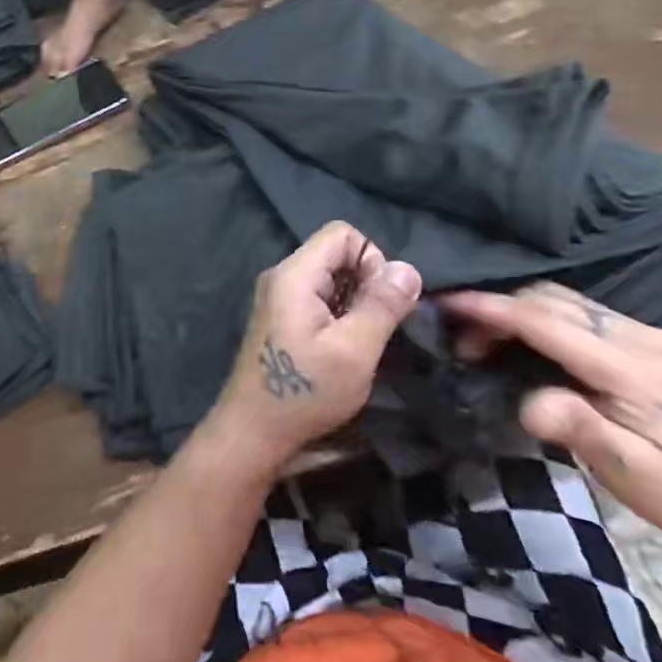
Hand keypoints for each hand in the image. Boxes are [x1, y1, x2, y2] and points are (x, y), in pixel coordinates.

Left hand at [204, 222, 421, 470]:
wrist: (254, 428)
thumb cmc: (304, 391)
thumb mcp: (354, 350)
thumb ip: (381, 305)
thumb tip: (408, 268)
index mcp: (293, 274)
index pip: (341, 233)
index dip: (372, 259)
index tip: (381, 302)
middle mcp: (281, 277)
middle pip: (336, 254)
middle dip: (367, 282)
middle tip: (375, 327)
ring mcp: (278, 298)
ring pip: (330, 279)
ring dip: (355, 303)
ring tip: (360, 341)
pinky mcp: (280, 318)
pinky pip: (318, 299)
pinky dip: (339, 315)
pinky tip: (343, 349)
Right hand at [440, 283, 661, 562]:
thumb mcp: (634, 474)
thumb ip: (583, 430)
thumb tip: (531, 404)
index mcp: (639, 370)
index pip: (550, 322)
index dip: (493, 309)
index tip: (447, 302)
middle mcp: (645, 339)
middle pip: (554, 300)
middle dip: (497, 309)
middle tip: (459, 340)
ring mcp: (649, 336)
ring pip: (563, 300)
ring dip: (515, 312)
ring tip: (482, 342)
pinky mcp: (646, 341)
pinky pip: (577, 311)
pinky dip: (536, 317)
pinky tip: (521, 342)